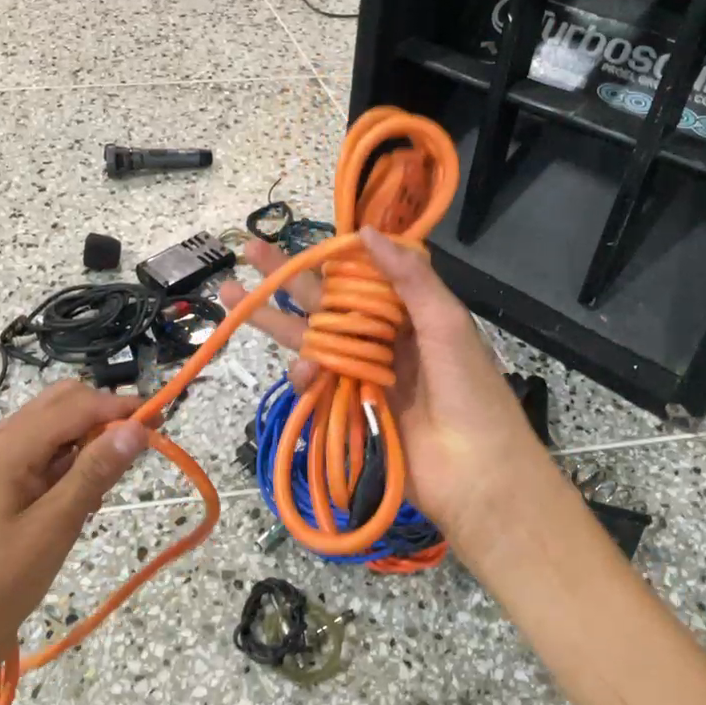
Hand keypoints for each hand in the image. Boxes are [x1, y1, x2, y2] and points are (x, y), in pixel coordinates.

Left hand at [0, 381, 148, 665]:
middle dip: (105, 417)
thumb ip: (96, 470)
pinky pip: (48, 456)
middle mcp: (3, 442)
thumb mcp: (56, 525)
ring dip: (91, 442)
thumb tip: (138, 427)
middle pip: (64, 404)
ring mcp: (1, 464)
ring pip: (58, 429)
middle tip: (140, 447)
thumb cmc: (1, 581)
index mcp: (9, 446)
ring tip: (111, 483)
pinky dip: (75, 464)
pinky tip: (88, 498)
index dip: (119, 408)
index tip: (161, 419)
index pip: (75, 405)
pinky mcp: (4, 486)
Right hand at [218, 229, 552, 541]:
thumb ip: (408, 277)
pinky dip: (304, 377)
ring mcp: (361, 374)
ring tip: (230, 295)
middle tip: (248, 250)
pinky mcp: (346, 409)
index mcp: (408, 313)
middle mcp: (380, 338)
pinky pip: (315, 384)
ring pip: (310, 341)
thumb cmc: (468, 389)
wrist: (475, 473)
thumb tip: (365, 231)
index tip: (302, 237)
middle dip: (285, 278)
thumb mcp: (446, 322)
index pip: (360, 277)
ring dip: (272, 319)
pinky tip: (304, 376)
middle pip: (325, 303)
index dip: (329, 257)